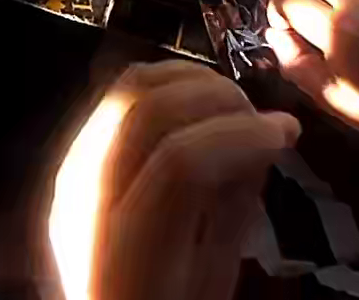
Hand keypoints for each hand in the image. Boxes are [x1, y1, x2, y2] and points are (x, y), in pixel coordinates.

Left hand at [48, 60, 297, 299]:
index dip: (239, 135)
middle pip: (150, 111)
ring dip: (191, 79)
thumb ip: (235, 209)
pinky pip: (121, 93)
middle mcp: (84, 206)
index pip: (180, 164)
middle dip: (217, 96)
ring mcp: (73, 171)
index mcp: (122, 261)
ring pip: (131, 88)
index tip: (285, 130)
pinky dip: (165, 80)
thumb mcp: (211, 283)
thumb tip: (269, 136)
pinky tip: (197, 96)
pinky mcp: (76, 151)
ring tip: (232, 102)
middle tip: (260, 115)